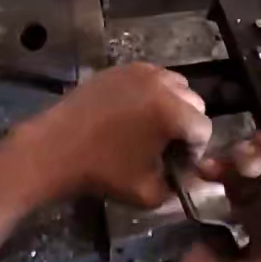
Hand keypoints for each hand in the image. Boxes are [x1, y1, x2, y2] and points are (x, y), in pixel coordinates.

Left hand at [16, 63, 209, 206]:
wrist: (56, 148)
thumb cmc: (103, 172)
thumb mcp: (149, 193)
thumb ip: (180, 188)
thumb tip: (194, 181)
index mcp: (171, 112)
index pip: (204, 127)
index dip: (195, 150)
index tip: (176, 163)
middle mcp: (161, 83)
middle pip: (194, 100)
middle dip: (186, 124)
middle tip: (165, 144)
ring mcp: (140, 70)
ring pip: (175, 83)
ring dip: (172, 104)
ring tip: (151, 126)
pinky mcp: (122, 67)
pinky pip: (151, 75)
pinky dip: (152, 91)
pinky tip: (134, 112)